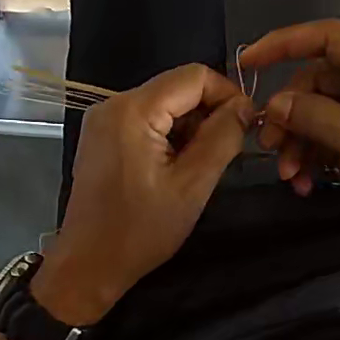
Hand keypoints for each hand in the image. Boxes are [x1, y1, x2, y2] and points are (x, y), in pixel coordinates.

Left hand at [32, 64, 252, 323]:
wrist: (91, 263)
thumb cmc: (143, 229)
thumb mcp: (192, 186)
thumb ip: (222, 139)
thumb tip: (247, 106)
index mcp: (134, 110)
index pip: (194, 76)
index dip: (229, 94)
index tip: (248, 126)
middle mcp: (114, 103)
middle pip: (177, 87)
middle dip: (210, 112)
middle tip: (230, 150)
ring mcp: (104, 120)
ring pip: (164, 104)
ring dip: (192, 126)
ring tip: (204, 164)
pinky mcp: (103, 137)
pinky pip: (147, 120)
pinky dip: (172, 135)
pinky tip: (179, 167)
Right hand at [239, 20, 339, 238]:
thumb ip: (317, 118)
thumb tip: (273, 104)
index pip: (331, 39)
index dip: (286, 43)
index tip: (248, 61)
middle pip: (319, 83)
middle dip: (290, 114)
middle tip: (269, 144)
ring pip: (319, 116)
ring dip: (298, 143)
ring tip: (289, 174)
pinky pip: (329, 141)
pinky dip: (313, 159)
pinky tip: (304, 182)